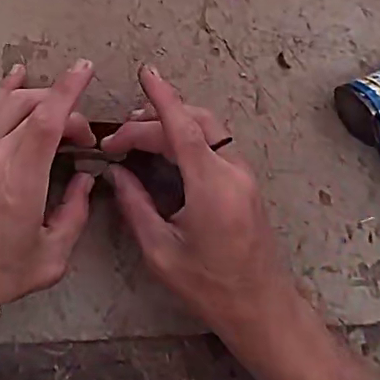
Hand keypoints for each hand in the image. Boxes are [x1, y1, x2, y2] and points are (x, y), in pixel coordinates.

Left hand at [0, 61, 98, 333]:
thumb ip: (76, 214)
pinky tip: (19, 76)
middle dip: (66, 108)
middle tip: (82, 134)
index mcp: (18, 180)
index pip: (46, 119)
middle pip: (34, 104)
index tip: (85, 69)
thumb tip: (85, 180)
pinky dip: (9, 90)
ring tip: (63, 113)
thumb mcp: (49, 258)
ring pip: (12, 100)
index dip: (68, 89)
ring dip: (42, 97)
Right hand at [102, 66, 307, 347]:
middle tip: (122, 133)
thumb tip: (117, 173)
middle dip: (157, 116)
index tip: (146, 73)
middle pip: (194, 123)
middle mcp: (232, 170)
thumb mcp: (162, 253)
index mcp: (212, 186)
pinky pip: (215, 144)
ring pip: (208, 129)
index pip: (183, 127)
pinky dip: (189, 136)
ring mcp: (243, 173)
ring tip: (139, 134)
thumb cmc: (210, 288)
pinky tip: (167, 149)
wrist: (262, 306)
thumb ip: (136, 207)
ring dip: (175, 122)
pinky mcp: (245, 179)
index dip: (162, 97)